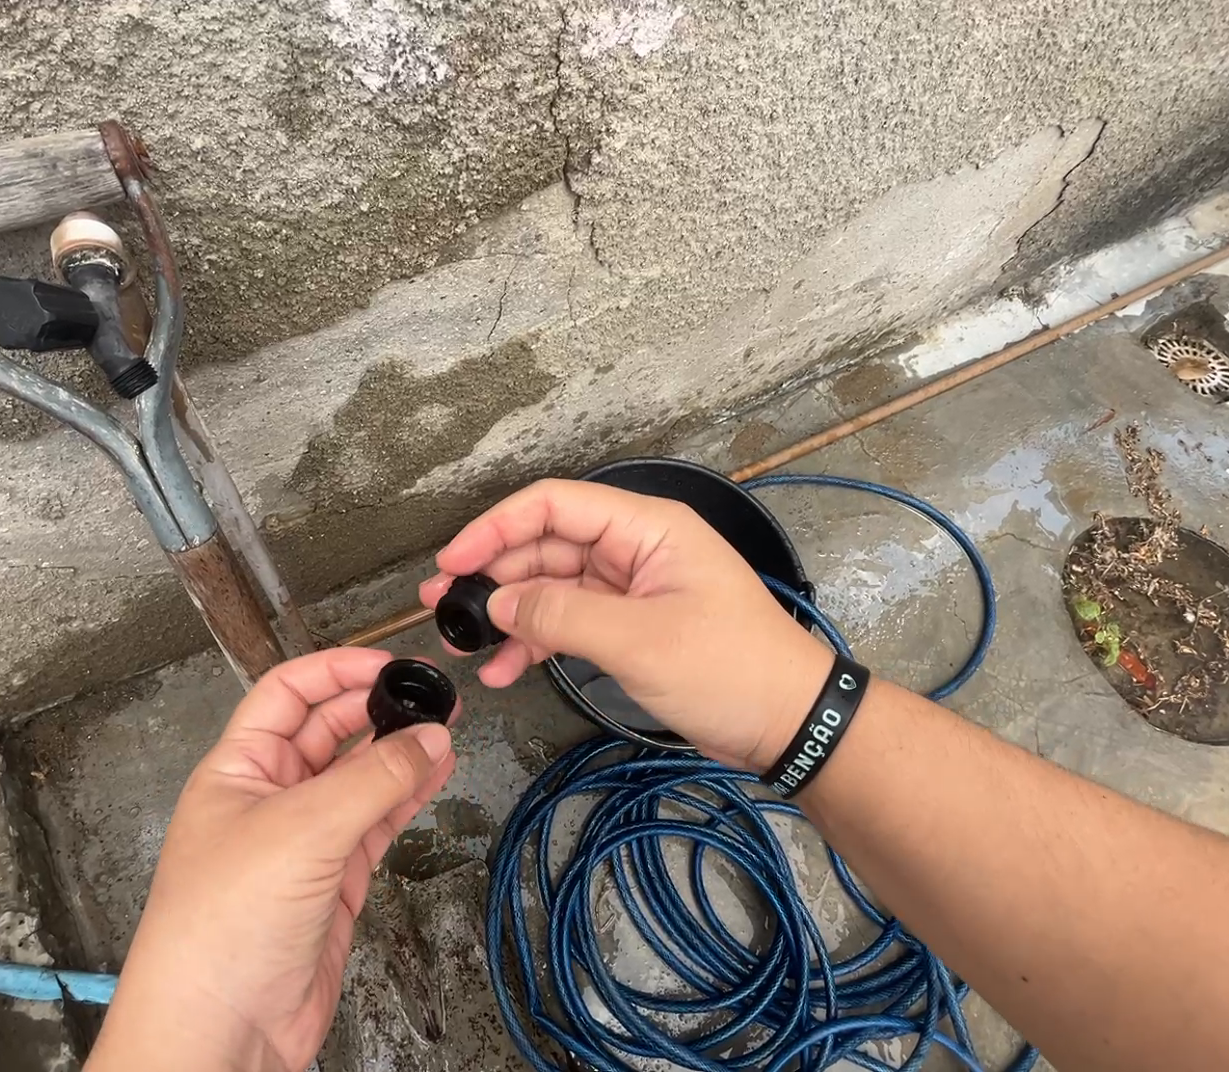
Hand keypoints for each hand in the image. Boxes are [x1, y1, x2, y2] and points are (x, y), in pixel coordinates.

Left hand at [87, 647, 456, 1071]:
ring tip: (445, 729)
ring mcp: (306, 835)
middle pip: (330, 729)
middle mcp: (272, 793)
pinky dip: (409, 794)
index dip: (336, 670)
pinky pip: (378, 818)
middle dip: (378, 708)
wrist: (223, 1035)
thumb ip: (375, 780)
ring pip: (361, 774)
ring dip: (401, 750)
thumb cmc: (223, 926)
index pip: (288, 693)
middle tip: (430, 695)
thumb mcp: (302, 831)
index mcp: (240, 767)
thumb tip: (433, 737)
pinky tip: (436, 773)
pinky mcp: (336, 874)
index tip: (388, 665)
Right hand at [418, 478, 829, 770]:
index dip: (496, 527)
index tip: (453, 562)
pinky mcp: (626, 626)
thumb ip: (560, 616)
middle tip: (441, 606)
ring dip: (506, 613)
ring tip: (459, 641)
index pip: (553, 505)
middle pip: (545, 546)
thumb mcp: (639, 640)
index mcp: (645, 528)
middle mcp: (632, 549)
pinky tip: (502, 669)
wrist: (787, 724)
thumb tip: (496, 604)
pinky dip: (534, 643)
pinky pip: (567, 623)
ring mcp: (627, 589)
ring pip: (550, 587)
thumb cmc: (729, 669)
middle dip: (492, 574)